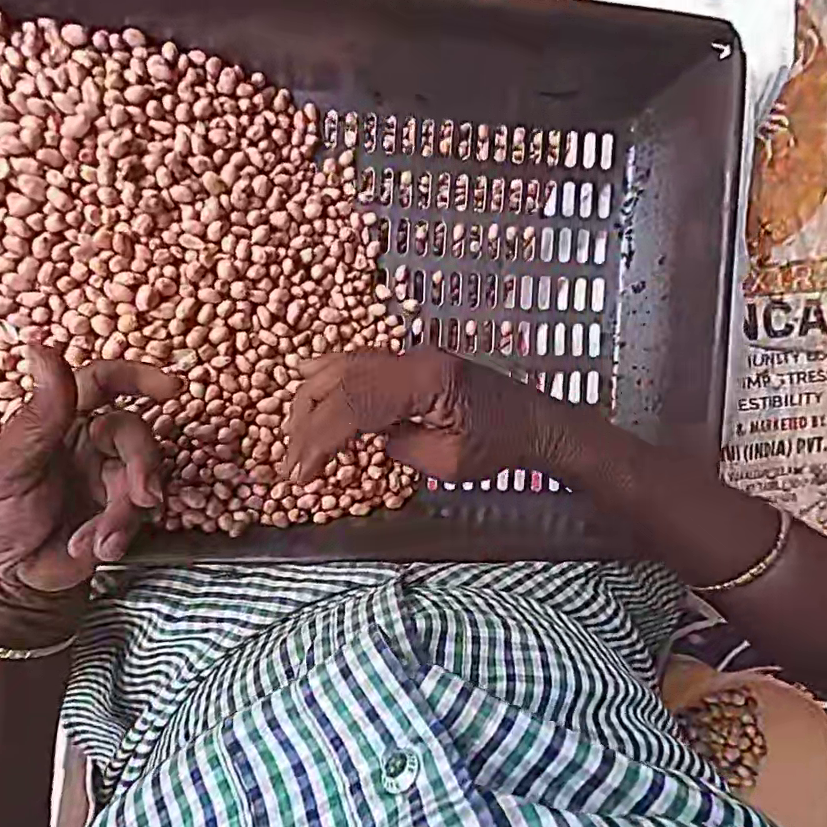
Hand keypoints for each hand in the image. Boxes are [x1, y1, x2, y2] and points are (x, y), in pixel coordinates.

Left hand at [0, 346, 181, 649]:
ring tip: (102, 540)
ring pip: (144, 475)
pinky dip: (122, 531)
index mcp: (58, 420)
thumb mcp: (11, 464)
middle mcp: (89, 442)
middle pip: (135, 432)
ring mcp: (109, 477)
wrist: (7, 586)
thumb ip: (41, 412)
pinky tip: (99, 549)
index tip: (172, 387)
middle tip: (143, 495)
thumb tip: (42, 346)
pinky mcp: (121, 512)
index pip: (102, 382)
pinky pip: (139, 511)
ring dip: (126, 510)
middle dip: (142, 463)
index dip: (137, 377)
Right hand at [284, 346, 578, 484]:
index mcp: (426, 380)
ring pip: (344, 365)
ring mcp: (412, 353)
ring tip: (293, 433)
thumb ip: (400, 446)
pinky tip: (308, 383)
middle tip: (290, 461)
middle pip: (340, 380)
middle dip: (307, 422)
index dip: (320, 440)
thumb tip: (367, 437)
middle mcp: (414, 357)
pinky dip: (329, 378)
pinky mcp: (411, 360)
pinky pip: (359, 362)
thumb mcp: (449, 462)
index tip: (300, 473)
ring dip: (312, 399)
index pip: (354, 405)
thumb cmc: (501, 447)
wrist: (535, 422)